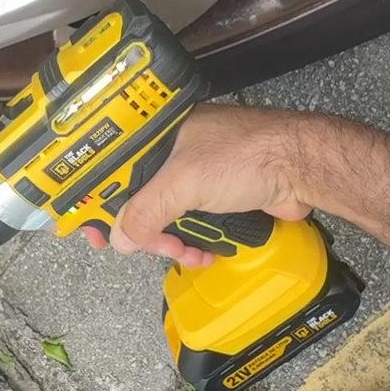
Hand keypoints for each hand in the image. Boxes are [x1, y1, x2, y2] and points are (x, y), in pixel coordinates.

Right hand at [89, 105, 319, 267]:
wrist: (300, 169)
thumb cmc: (247, 155)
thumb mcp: (183, 183)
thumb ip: (145, 212)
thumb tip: (122, 238)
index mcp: (156, 136)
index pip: (112, 169)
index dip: (96, 199)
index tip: (89, 227)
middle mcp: (171, 153)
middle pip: (136, 199)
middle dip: (139, 229)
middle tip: (143, 248)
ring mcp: (194, 176)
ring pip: (163, 217)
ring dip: (169, 242)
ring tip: (181, 252)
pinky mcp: (215, 196)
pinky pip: (189, 225)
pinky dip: (191, 244)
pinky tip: (203, 254)